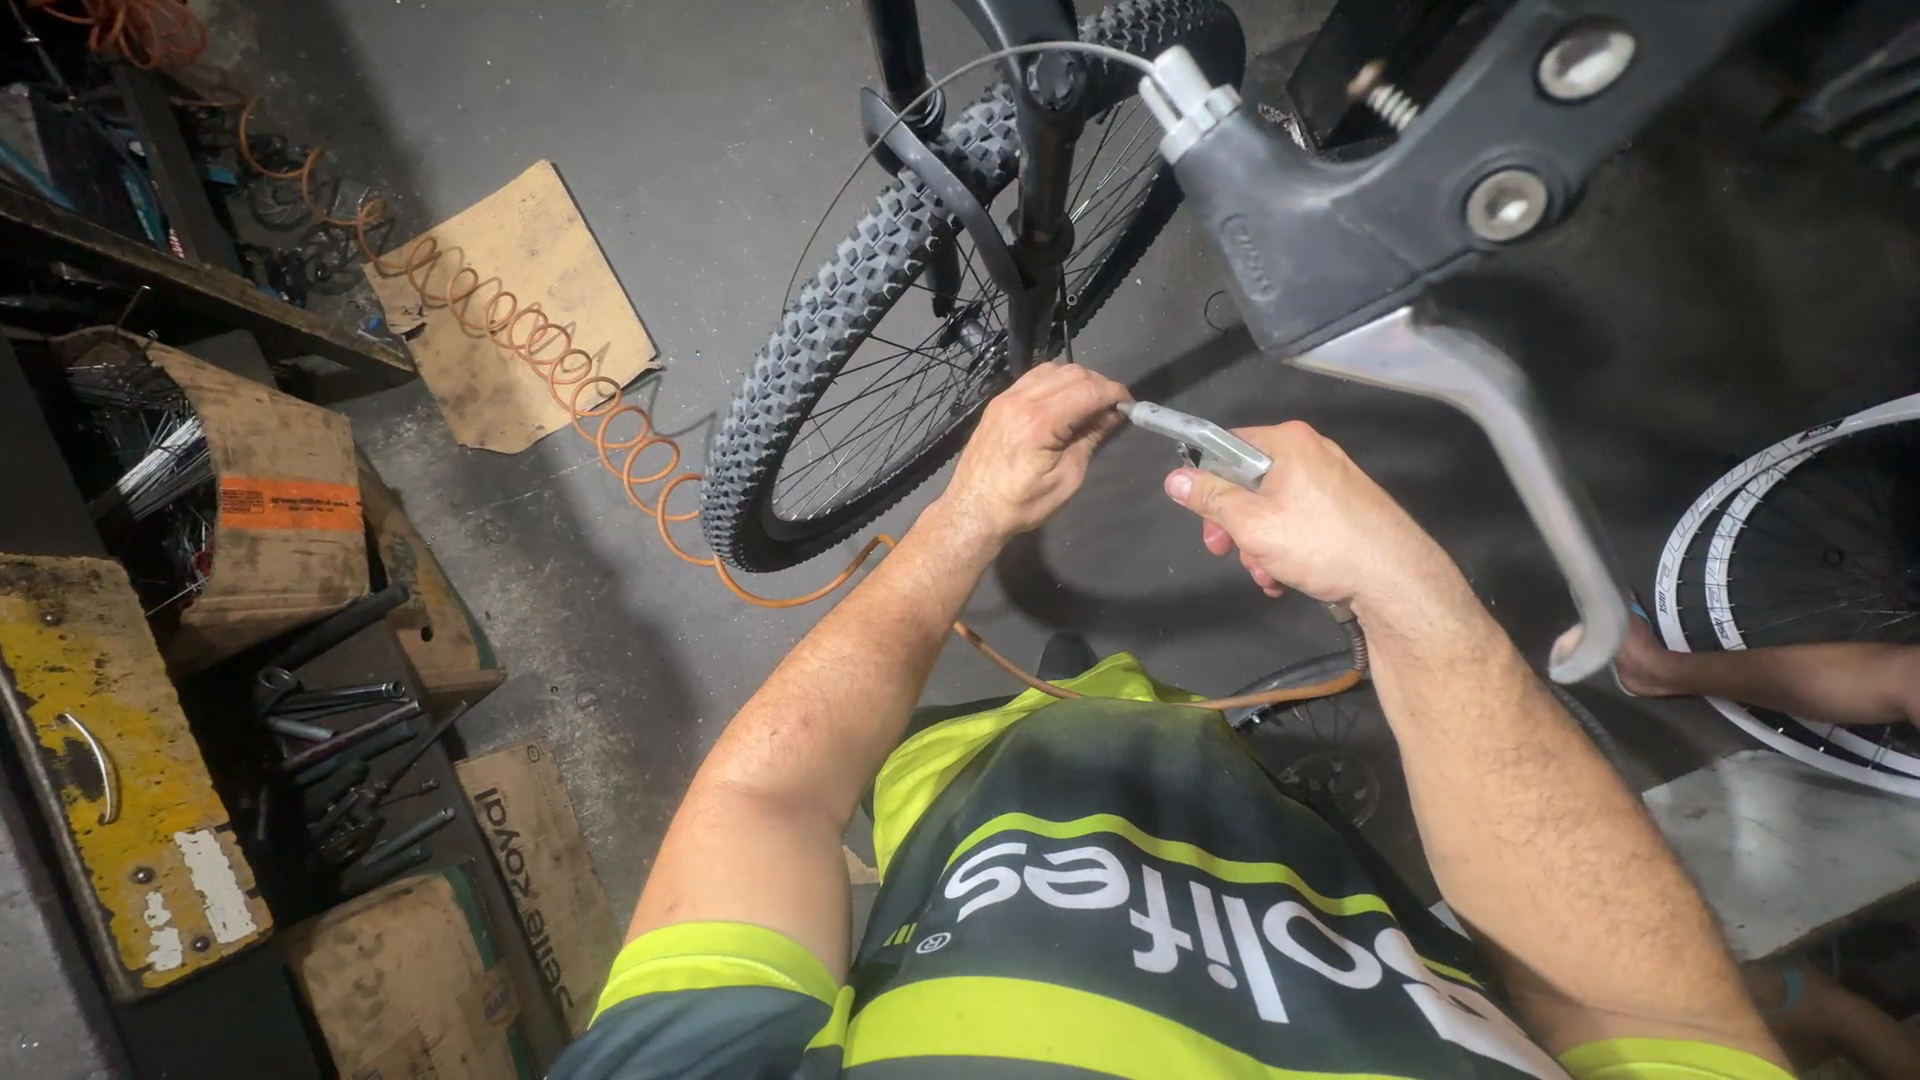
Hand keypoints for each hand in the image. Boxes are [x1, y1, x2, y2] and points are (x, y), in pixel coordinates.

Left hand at [934, 362, 1130, 543]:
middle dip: (1098, 385)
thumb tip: (1112, 415)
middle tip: (1110, 408)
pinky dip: (1054, 383)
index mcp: (1039, 422)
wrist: (973, 511)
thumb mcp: (1067, 478)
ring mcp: (1005, 399)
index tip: (1129, 405)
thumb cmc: (1022, 504)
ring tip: (1088, 405)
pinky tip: (1063, 404)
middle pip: (1072, 373)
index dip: (1114, 393)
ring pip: (1052, 370)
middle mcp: (1020, 401)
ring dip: (1076, 381)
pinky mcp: (998, 403)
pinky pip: (1032, 379)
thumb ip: (1090, 439)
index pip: (1088, 390)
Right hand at [1161, 421, 1460, 619]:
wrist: (1396, 581)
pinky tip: (1284, 576)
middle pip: (1247, 481)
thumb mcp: (1251, 523)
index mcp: (1288, 442)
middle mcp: (1311, 452)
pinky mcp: (1343, 508)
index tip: (1199, 513)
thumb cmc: (1319, 543)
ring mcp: (1330, 480)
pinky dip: (1283, 547)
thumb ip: (1209, 498)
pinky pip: (1296, 519)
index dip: (1206, 479)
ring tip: (1265, 573)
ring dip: (1256, 543)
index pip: (1226, 445)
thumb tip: (1174, 478)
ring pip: (1270, 507)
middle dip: (1232, 522)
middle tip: (1224, 551)